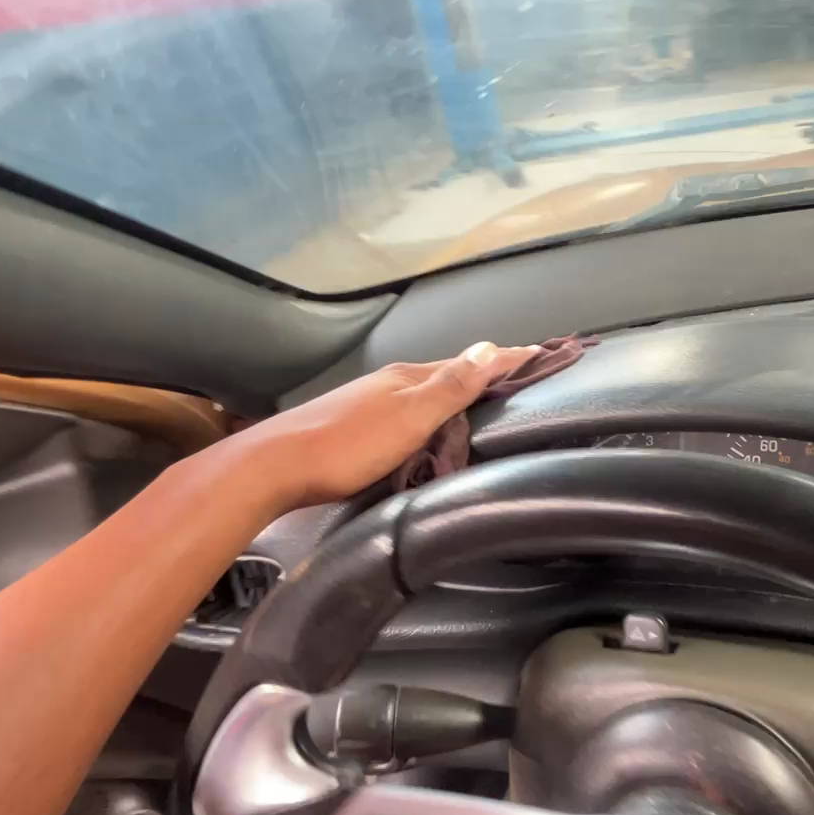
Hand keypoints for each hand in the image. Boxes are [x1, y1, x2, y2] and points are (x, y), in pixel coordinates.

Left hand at [234, 342, 542, 509]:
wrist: (274, 467)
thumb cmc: (348, 444)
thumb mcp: (410, 416)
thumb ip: (451, 386)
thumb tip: (489, 347)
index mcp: (409, 377)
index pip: (468, 362)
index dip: (504, 360)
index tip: (538, 353)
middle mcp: (391, 383)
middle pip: (448, 374)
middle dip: (483, 375)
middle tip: (517, 379)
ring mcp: (370, 402)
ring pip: (426, 393)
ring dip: (457, 393)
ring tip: (482, 402)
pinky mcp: (355, 425)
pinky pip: (408, 411)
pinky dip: (432, 413)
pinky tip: (430, 428)